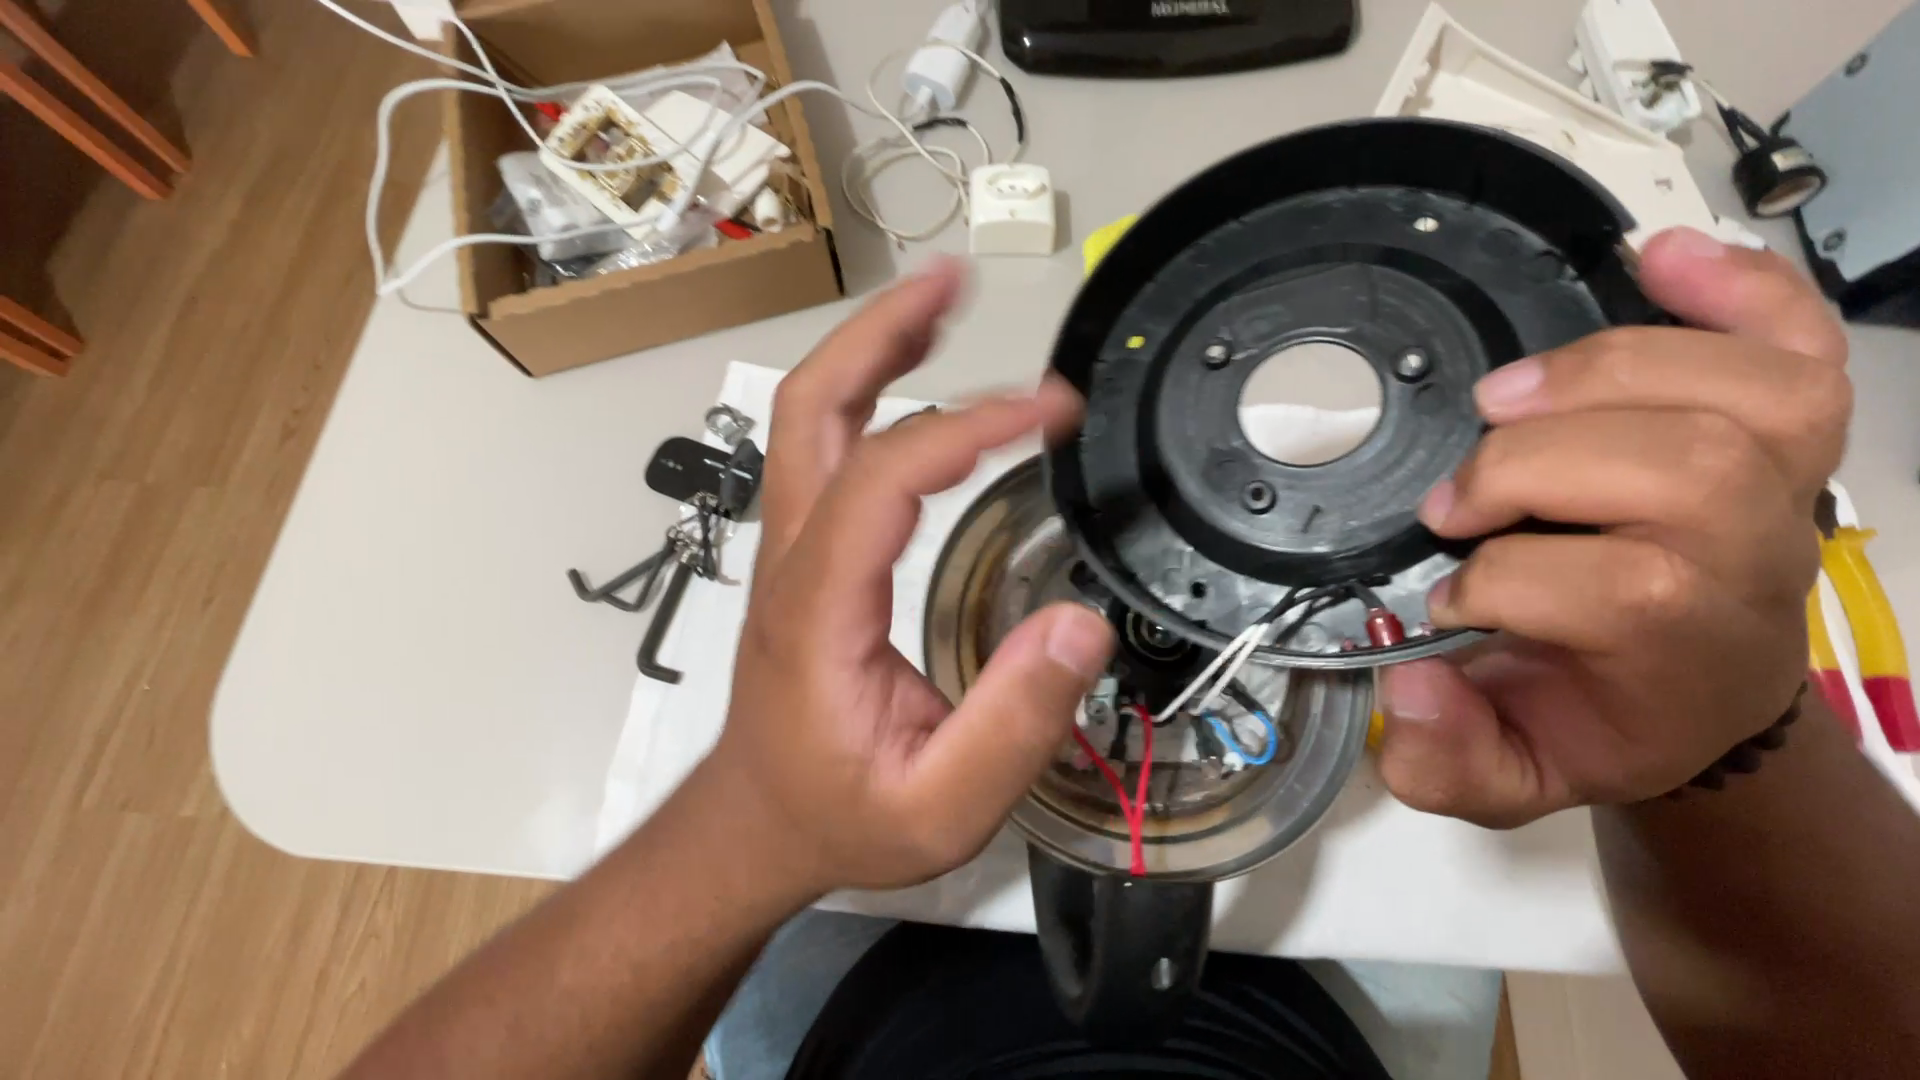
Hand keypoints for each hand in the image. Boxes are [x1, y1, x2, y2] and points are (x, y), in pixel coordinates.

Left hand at [705, 259, 1116, 895]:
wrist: (757, 826)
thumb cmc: (838, 818)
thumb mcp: (938, 806)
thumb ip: (1011, 724)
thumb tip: (1079, 626)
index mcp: (821, 605)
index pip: (889, 474)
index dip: (972, 425)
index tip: (1051, 409)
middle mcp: (794, 557)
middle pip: (815, 406)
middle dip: (883, 332)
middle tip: (955, 283)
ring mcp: (790, 549)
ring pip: (810, 416)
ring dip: (871, 349)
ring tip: (940, 301)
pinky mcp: (804, 556)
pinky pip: (825, 451)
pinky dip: (868, 397)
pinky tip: (916, 387)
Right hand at [1377, 228, 1851, 827]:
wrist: (1694, 697)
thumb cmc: (1594, 723)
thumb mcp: (1511, 778)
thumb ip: (1447, 763)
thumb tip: (1410, 680)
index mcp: (1681, 654)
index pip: (1616, 590)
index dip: (1504, 581)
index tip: (1442, 597)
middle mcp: (1748, 565)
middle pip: (1680, 470)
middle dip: (1534, 470)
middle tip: (1450, 501)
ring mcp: (1777, 489)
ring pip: (1737, 395)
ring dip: (1603, 373)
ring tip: (1503, 397)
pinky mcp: (1782, 435)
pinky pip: (1792, 344)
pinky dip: (1732, 288)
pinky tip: (1654, 258)